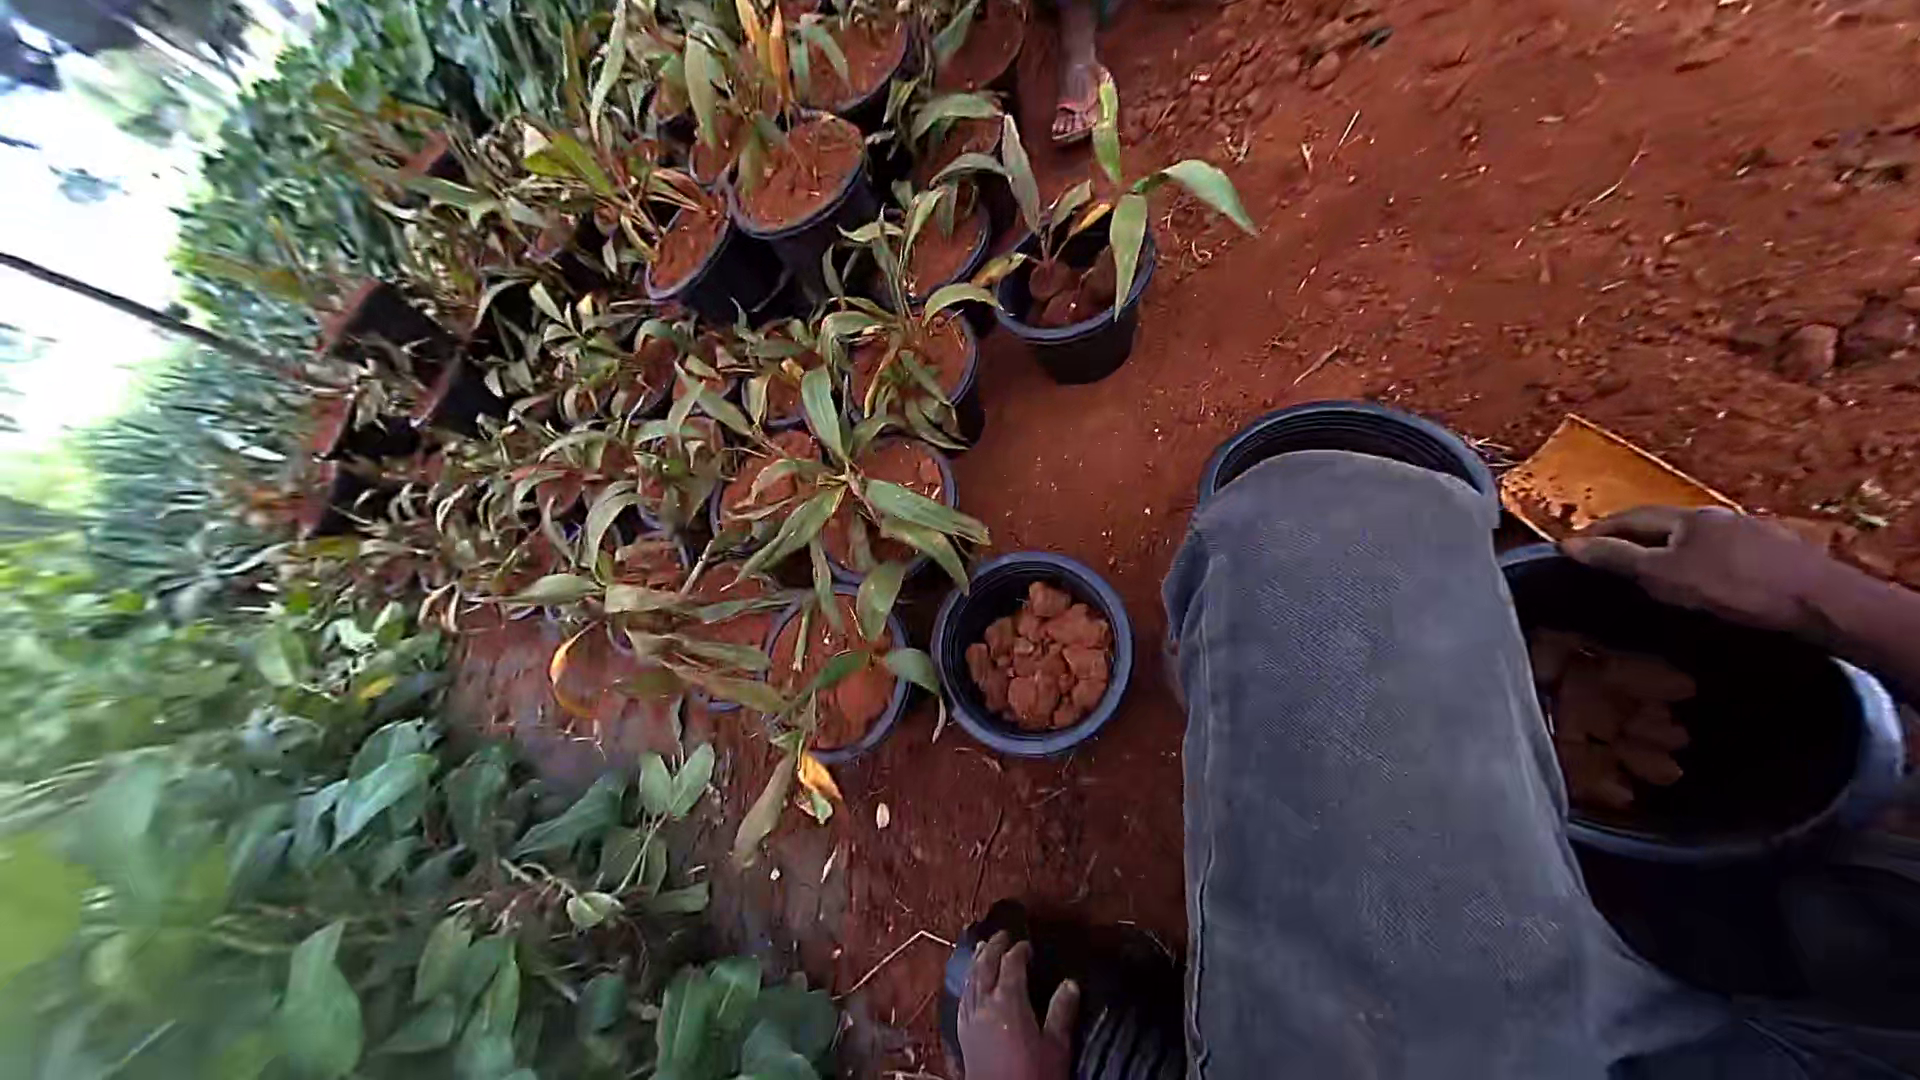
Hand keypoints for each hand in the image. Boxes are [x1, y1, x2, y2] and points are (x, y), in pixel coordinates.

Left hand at [957, 931, 1078, 1079]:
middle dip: (995, 946)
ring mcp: (970, 1017)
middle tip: (1003, 934)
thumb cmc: (1033, 1078)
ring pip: (972, 977)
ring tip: (984, 946)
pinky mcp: (962, 1033)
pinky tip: (970, 981)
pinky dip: (968, 980)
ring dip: (978, 958)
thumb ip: (1061, 1013)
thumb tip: (1070, 983)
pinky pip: (963, 997)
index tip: (1028, 945)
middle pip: (987, 964)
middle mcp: (985, 1002)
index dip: (1019, 951)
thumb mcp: (1055, 1049)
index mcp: (1008, 1001)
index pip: (1012, 964)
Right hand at [1560, 507, 1850, 636]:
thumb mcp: (1659, 573)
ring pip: (1694, 539)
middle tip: (1607, 560)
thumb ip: (1613, 557)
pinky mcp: (1778, 555)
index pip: (1628, 516)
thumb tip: (1566, 543)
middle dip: (1631, 539)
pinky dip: (1699, 562)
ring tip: (1651, 571)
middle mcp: (1719, 517)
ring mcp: (1753, 533)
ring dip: (1667, 551)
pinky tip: (1701, 579)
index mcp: (1688, 517)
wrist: (1825, 604)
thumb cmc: (1731, 586)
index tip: (1573, 547)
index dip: (1597, 531)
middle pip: (1661, 525)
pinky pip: (1722, 552)